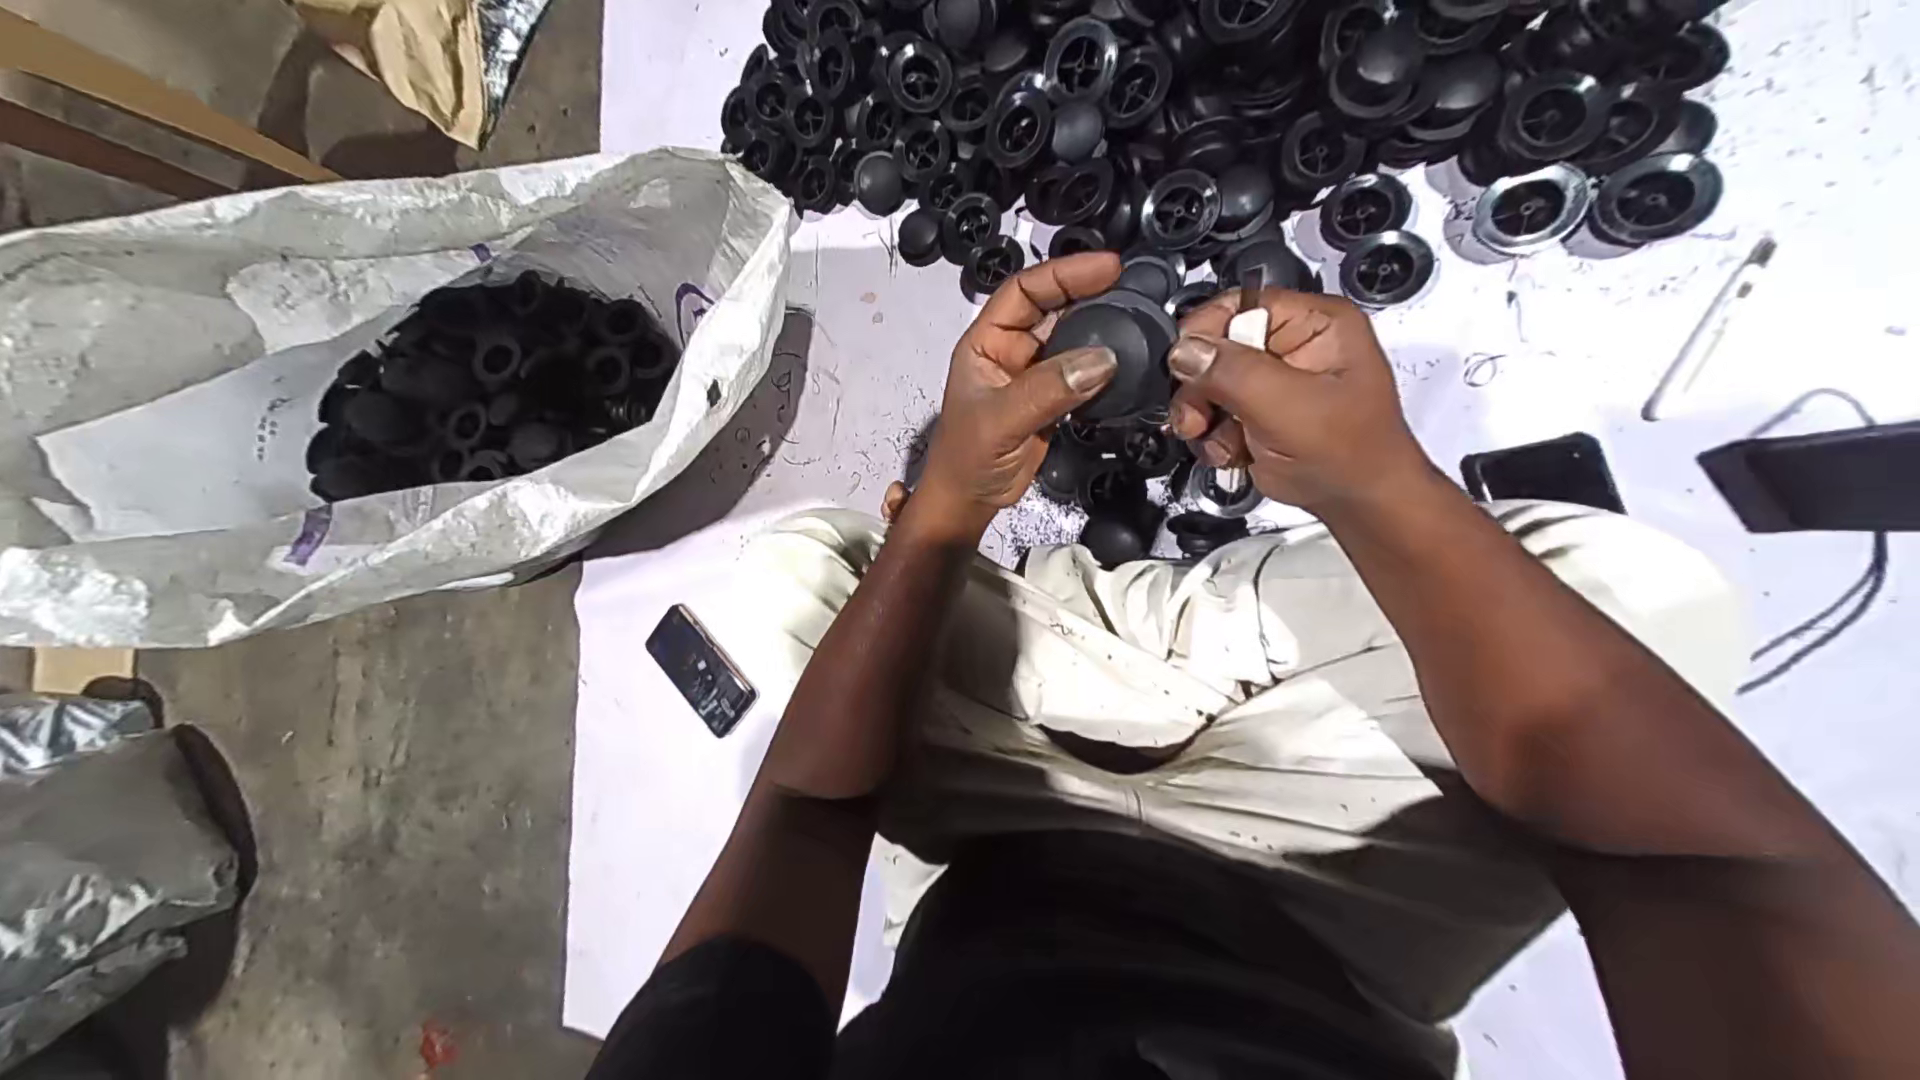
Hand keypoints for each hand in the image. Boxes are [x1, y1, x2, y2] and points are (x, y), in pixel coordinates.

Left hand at [909, 252, 1124, 538]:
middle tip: (1129, 288)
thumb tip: (1101, 360)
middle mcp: (1011, 352)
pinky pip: (1083, 373)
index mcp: (987, 342)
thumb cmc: (967, 459)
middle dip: (1089, 294)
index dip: (1063, 274)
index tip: (1104, 268)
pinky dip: (1104, 368)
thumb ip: (1047, 390)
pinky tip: (1125, 363)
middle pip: (1053, 308)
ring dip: (1101, 331)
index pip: (1024, 291)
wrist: (971, 500)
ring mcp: (1034, 375)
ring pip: (1072, 340)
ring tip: (1134, 320)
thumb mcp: (1000, 420)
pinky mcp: (1053, 399)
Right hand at [1166, 288, 1436, 512]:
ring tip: (1223, 440)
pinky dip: (1211, 438)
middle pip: (1214, 348)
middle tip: (1201, 415)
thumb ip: (1233, 373)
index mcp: (1314, 324)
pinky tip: (1231, 451)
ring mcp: (1268, 382)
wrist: (1356, 502)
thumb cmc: (1352, 455)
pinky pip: (1210, 414)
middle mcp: (1288, 347)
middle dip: (1200, 388)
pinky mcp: (1252, 412)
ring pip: (1205, 385)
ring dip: (1203, 419)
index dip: (1206, 333)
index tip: (1187, 364)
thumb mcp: (1289, 406)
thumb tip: (1187, 350)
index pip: (1242, 303)